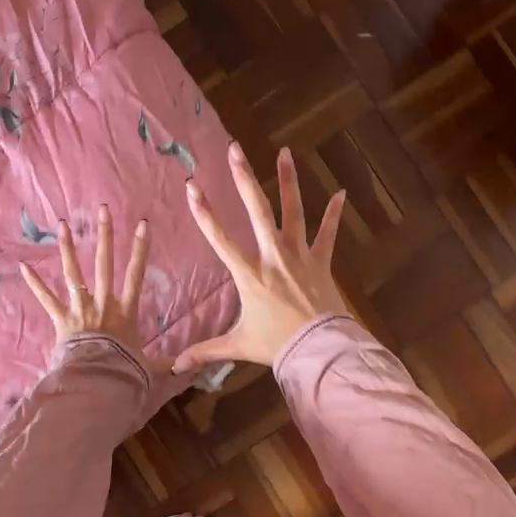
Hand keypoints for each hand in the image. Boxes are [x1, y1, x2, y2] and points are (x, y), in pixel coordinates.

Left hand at [21, 205, 160, 370]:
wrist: (96, 380)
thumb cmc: (122, 372)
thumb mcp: (146, 367)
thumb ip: (163, 364)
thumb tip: (184, 368)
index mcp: (125, 311)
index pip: (135, 274)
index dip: (140, 249)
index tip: (142, 224)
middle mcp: (103, 303)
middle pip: (104, 264)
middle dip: (105, 235)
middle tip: (103, 210)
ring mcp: (81, 309)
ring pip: (74, 274)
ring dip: (68, 248)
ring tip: (63, 225)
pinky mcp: (62, 319)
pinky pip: (46, 299)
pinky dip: (35, 283)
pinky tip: (23, 266)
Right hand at [174, 144, 348, 372]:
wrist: (317, 348)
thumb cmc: (276, 346)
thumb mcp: (237, 346)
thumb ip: (205, 352)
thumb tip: (175, 366)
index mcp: (250, 277)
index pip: (221, 240)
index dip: (204, 214)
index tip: (191, 188)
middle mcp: (273, 258)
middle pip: (257, 211)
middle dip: (244, 179)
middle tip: (235, 150)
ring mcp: (300, 257)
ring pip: (293, 212)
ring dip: (288, 181)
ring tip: (284, 152)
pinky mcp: (321, 263)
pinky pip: (328, 234)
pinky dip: (334, 214)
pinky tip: (340, 193)